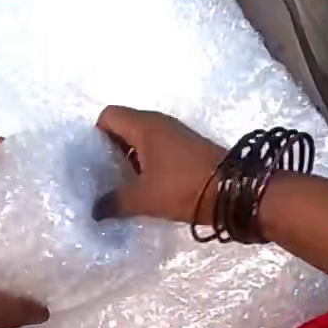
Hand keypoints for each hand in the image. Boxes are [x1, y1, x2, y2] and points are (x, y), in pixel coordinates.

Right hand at [93, 106, 225, 224]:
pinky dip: (146, 165)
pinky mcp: (187, 149)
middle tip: (102, 177)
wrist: (234, 191)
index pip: (108, 116)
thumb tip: (94, 211)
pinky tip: (144, 188)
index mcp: (144, 125)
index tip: (93, 162)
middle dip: (110, 151)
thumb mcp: (143, 198)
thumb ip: (114, 202)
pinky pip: (157, 150)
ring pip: (141, 140)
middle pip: (123, 127)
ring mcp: (175, 135)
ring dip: (129, 161)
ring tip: (121, 186)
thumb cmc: (182, 187)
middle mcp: (159, 123)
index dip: (95, 136)